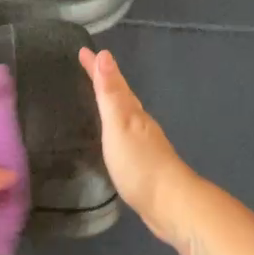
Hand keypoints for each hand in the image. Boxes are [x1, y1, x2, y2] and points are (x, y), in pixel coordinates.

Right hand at [79, 47, 194, 236]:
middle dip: (104, 79)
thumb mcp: (119, 124)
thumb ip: (110, 93)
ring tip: (98, 97)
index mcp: (131, 111)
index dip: (97, 66)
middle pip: (120, 93)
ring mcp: (144, 142)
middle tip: (88, 67)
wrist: (170, 204)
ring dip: (111, 102)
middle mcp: (139, 121)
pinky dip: (116, 126)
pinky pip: (125, 133)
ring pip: (125, 113)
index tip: (83, 50)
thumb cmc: (140, 163)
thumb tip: (104, 55)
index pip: (112, 81)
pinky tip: (113, 137)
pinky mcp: (144, 162)